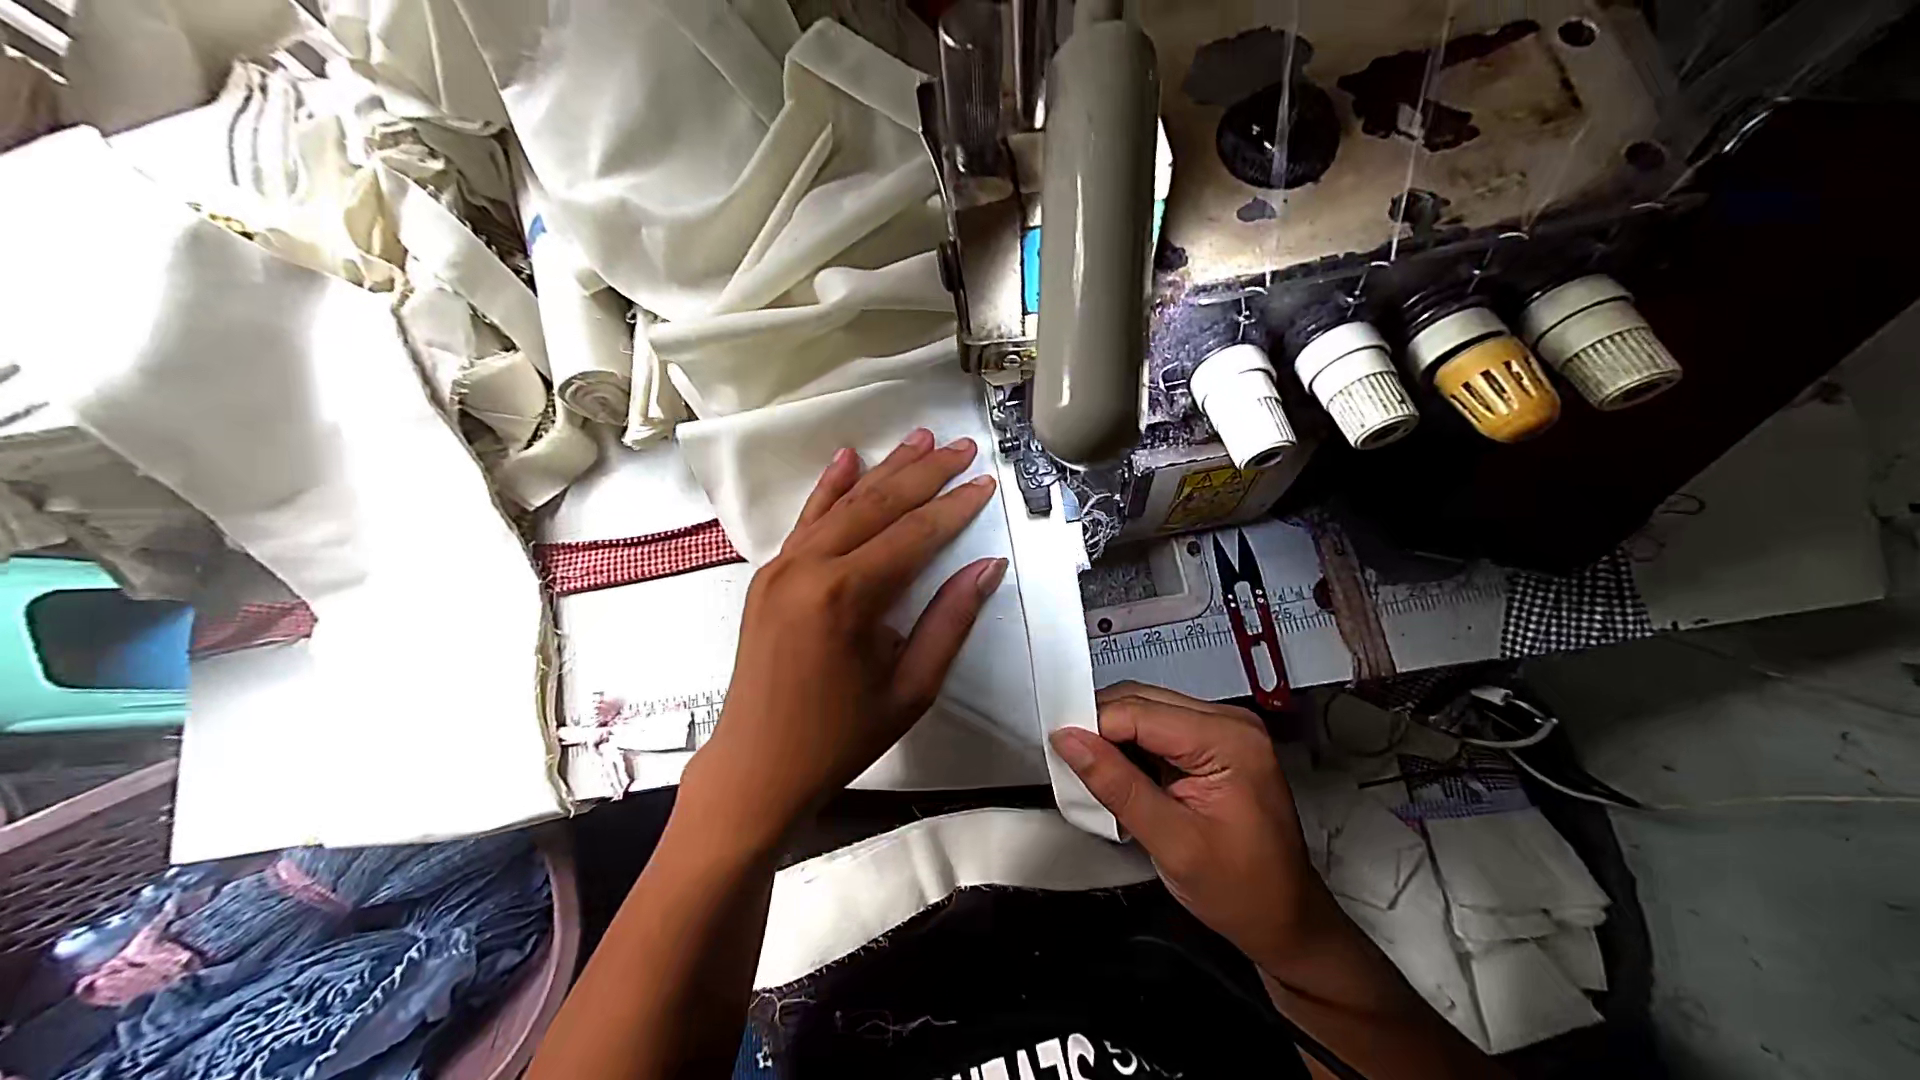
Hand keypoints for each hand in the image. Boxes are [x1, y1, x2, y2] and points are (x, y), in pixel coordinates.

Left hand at [683, 428, 1004, 845]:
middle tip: (962, 448)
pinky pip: (805, 520)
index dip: (954, 507)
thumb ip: (950, 620)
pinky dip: (828, 487)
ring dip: (885, 470)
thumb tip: (986, 567)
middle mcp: (810, 568)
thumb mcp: (911, 688)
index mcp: (847, 597)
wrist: (756, 765)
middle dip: (926, 473)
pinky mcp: (768, 575)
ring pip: (843, 503)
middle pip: (879, 504)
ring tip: (920, 440)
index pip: (914, 535)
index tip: (985, 483)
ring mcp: (782, 567)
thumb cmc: (839, 737)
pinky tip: (847, 458)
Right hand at [1049, 683, 1333, 969]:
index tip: (1062, 750)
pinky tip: (1124, 778)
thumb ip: (1117, 785)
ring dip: (1113, 739)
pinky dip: (1131, 748)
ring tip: (1100, 778)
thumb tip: (1072, 742)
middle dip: (1100, 730)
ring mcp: (1222, 730)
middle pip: (1140, 702)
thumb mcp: (1172, 843)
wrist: (1285, 919)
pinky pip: (1156, 728)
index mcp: (1229, 740)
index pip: (1139, 711)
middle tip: (1073, 766)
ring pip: (1143, 711)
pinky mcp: (1211, 743)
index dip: (1094, 727)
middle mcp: (1229, 723)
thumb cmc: (1246, 891)